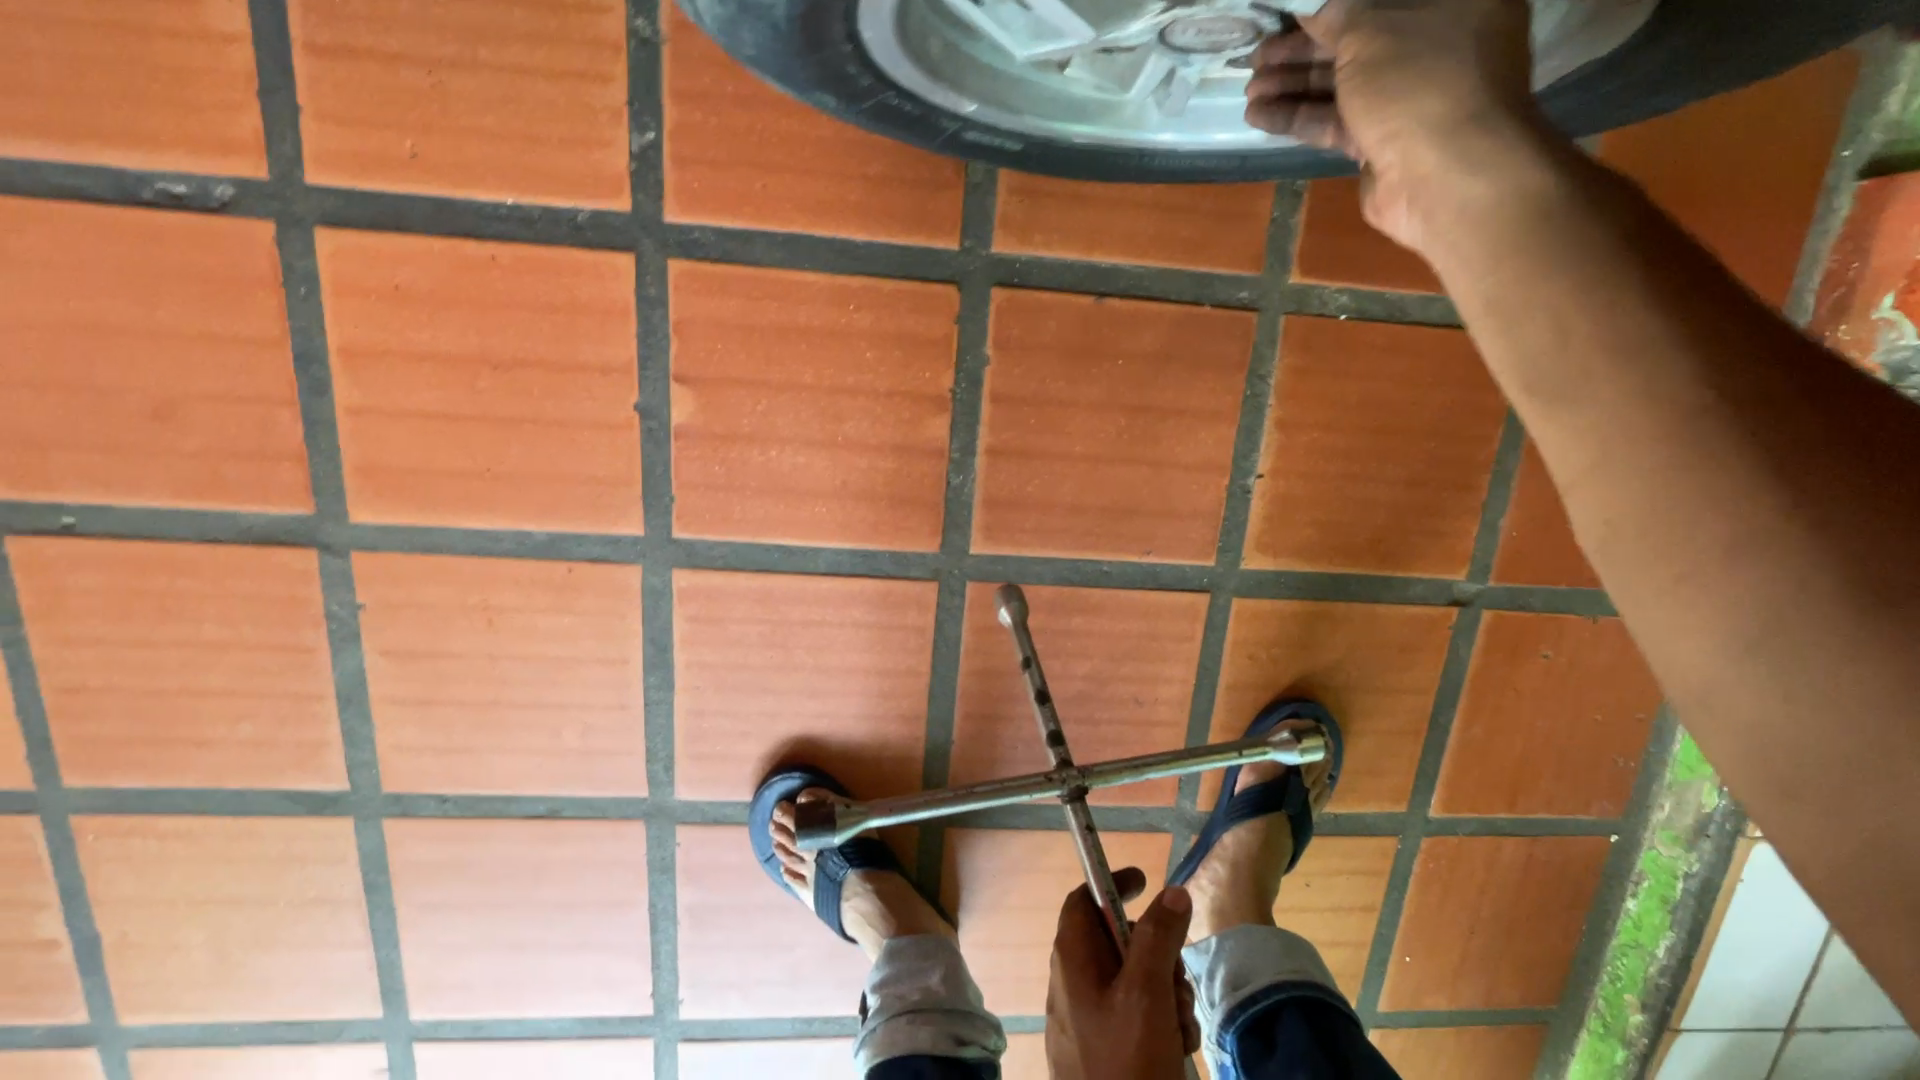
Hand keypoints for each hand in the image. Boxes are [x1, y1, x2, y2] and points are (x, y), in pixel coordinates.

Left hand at [1045, 868, 1200, 1079]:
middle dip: (1157, 953)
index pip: (1083, 901)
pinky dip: (1159, 1021)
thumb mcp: (1147, 992)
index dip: (1111, 884)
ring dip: (1165, 993)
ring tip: (1179, 1025)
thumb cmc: (1126, 1060)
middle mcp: (1074, 983)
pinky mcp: (1102, 1048)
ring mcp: (1087, 1018)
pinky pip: (1134, 1016)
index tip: (1145, 881)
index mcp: (1072, 959)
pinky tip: (1175, 1045)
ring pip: (1133, 980)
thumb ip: (1158, 938)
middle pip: (1118, 941)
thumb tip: (1171, 891)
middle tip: (1177, 979)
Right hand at [1244, 0, 1544, 250]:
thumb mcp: (1370, 32)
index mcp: (1451, 2)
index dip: (1328, 7)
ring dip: (1293, 86)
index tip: (1287, 14)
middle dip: (1301, 50)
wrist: (1447, 175)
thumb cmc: (1418, 83)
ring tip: (1250, 91)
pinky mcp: (1386, 141)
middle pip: (1357, 41)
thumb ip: (1335, 15)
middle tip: (1256, 57)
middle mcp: (1436, 44)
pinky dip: (1300, 117)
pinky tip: (1259, 116)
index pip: (1376, 0)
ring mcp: (1411, 97)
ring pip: (1343, 84)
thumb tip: (1312, 8)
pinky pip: (1338, 121)